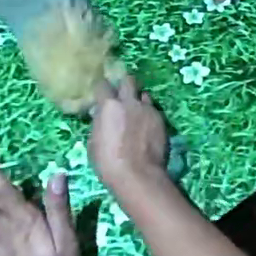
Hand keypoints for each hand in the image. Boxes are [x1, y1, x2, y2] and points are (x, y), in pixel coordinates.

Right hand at [89, 77, 170, 195]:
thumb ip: (99, 123)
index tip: (100, 95)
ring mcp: (148, 109)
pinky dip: (148, 115)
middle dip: (124, 85)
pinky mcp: (161, 119)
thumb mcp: (94, 143)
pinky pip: (153, 110)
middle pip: (128, 80)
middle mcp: (130, 101)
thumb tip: (101, 116)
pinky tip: (146, 127)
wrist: (139, 176)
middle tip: (121, 96)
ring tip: (136, 113)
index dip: (101, 89)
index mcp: (109, 105)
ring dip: (138, 101)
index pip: (103, 85)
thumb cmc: (109, 163)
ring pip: (143, 95)